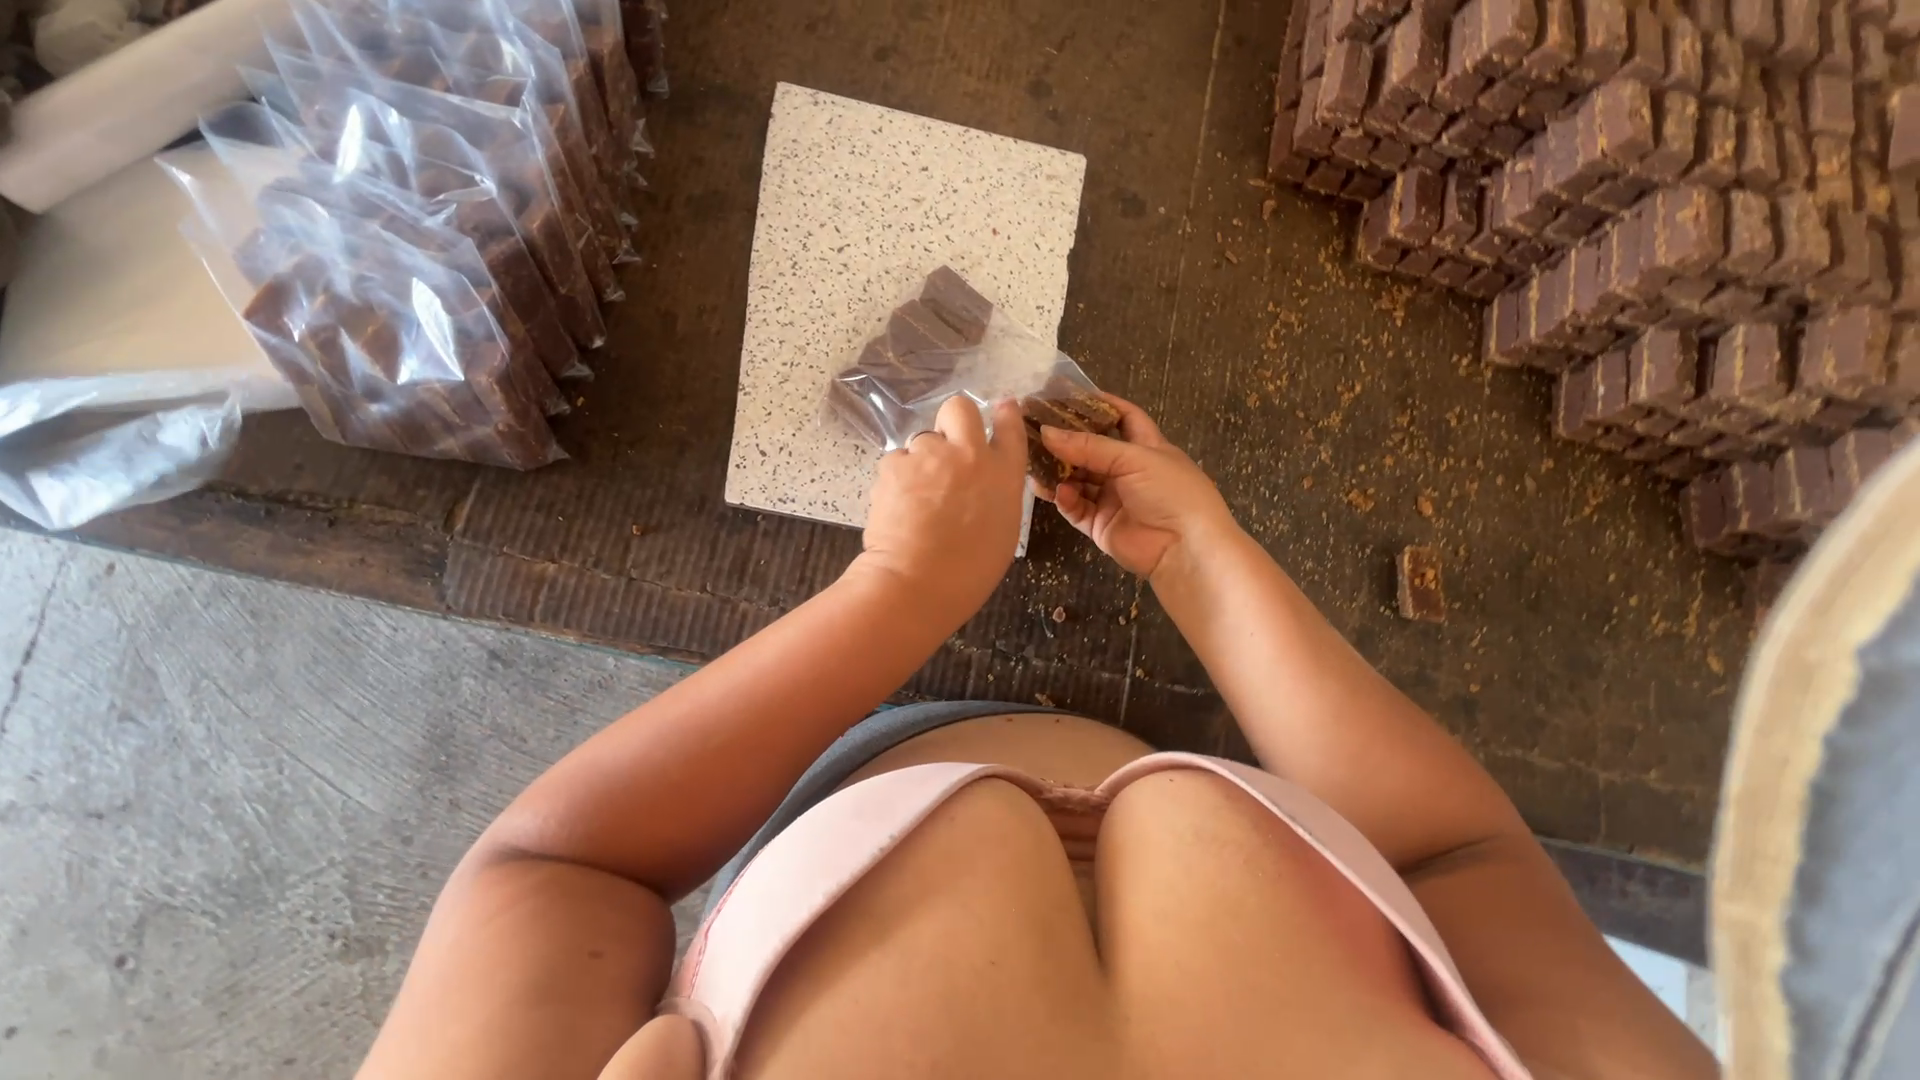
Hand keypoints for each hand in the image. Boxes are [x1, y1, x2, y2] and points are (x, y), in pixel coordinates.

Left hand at [855, 395, 1030, 622]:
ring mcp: (930, 455)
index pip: (1009, 427)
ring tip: (916, 498)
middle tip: (946, 449)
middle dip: (953, 420)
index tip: (1001, 409)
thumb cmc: (969, 570)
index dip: (1004, 414)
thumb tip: (983, 480)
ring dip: (921, 460)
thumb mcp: (1003, 529)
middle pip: (960, 408)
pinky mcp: (895, 464)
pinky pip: (897, 461)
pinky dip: (897, 479)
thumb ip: (996, 493)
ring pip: (922, 440)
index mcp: (1004, 473)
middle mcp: (970, 454)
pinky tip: (898, 506)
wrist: (918, 580)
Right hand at [1035, 394, 1238, 578]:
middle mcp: (1129, 471)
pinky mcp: (1101, 525)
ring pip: (1078, 480)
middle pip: (1092, 450)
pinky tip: (1057, 493)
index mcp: (1147, 447)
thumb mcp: (1133, 458)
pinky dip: (1065, 499)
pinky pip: (1077, 508)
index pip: (1123, 418)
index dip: (1100, 405)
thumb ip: (1088, 446)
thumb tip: (1046, 432)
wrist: (1185, 548)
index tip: (1068, 395)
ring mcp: (1114, 499)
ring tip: (1034, 463)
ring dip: (1059, 472)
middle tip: (1034, 430)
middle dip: (1066, 441)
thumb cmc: (1170, 491)